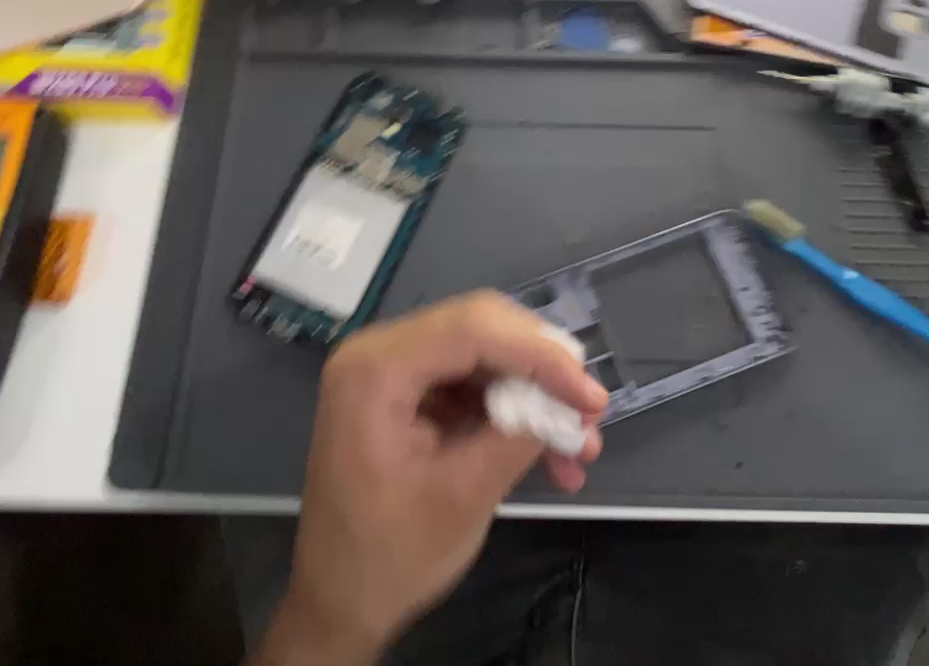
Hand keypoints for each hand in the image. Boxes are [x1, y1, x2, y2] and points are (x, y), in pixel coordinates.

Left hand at [252, 291, 606, 664]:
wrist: (338, 600)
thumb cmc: (387, 555)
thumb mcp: (462, 498)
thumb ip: (517, 438)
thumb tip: (567, 405)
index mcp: (375, 369)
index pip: (472, 329)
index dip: (540, 354)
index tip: (590, 398)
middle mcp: (380, 352)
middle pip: (481, 328)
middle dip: (542, 368)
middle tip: (588, 411)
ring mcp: (395, 369)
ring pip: (485, 353)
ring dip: (535, 392)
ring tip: (579, 443)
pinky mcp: (410, 392)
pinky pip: (474, 381)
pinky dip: (514, 409)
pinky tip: (549, 452)